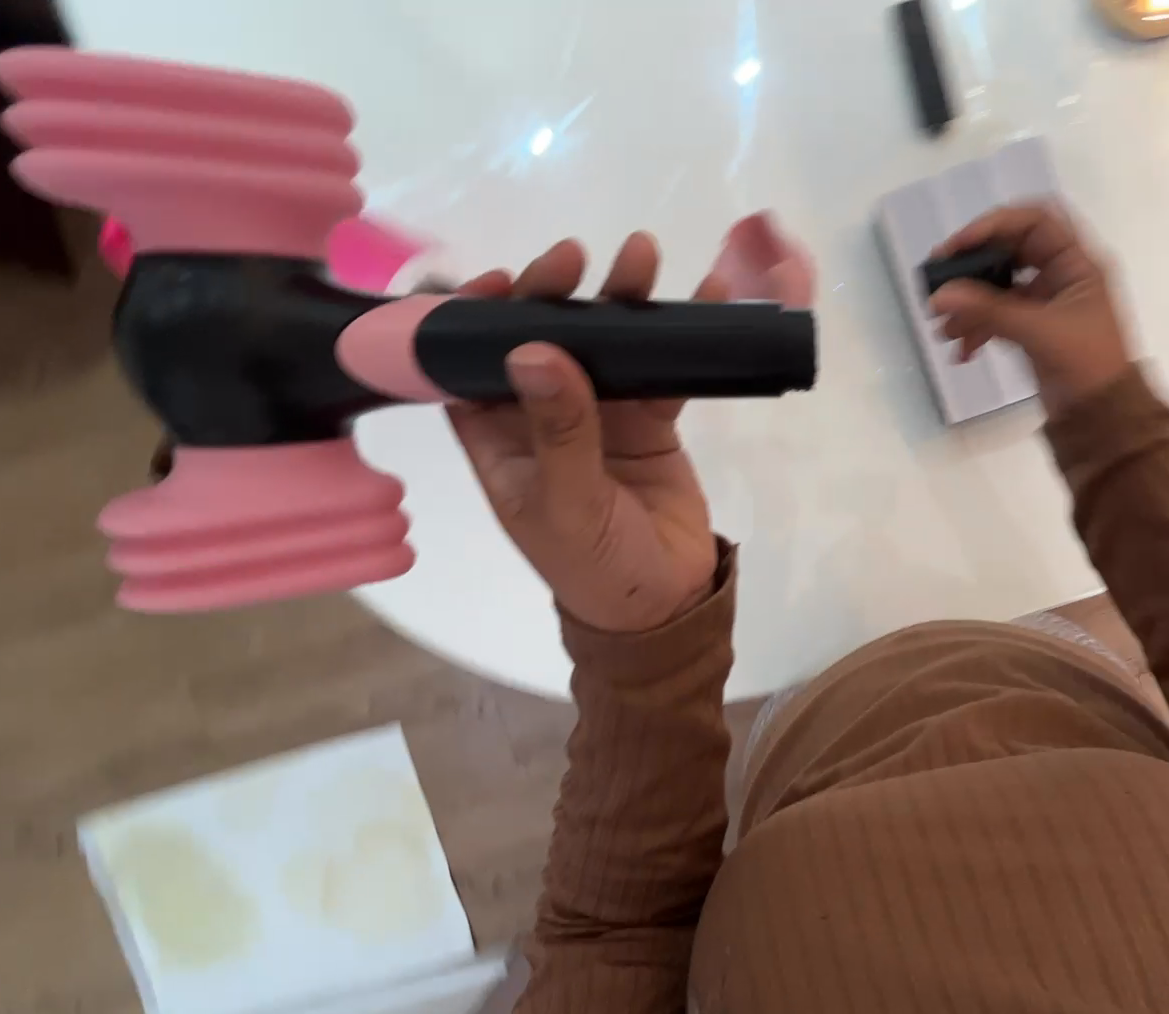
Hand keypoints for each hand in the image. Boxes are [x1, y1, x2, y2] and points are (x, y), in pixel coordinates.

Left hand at [448, 233, 720, 632]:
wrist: (667, 601)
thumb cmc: (597, 567)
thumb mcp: (568, 506)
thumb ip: (557, 432)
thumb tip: (535, 349)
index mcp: (498, 440)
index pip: (467, 366)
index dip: (473, 317)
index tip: (500, 280)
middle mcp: (541, 418)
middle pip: (538, 340)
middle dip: (552, 295)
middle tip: (574, 257)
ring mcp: (598, 415)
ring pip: (601, 344)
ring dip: (618, 300)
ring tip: (641, 255)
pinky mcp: (647, 421)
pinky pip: (659, 369)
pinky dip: (678, 337)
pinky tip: (702, 297)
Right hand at [928, 201, 1136, 415]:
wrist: (1101, 416)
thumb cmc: (1084, 363)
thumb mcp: (1037, 331)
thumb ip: (987, 310)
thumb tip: (940, 296)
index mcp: (1077, 262)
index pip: (1035, 221)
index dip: (994, 225)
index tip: (957, 245)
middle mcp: (1062, 275)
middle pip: (1009, 254)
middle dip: (973, 270)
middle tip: (938, 282)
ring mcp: (1046, 303)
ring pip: (999, 290)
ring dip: (969, 306)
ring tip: (943, 330)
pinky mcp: (1033, 330)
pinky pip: (997, 319)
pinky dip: (977, 331)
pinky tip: (961, 350)